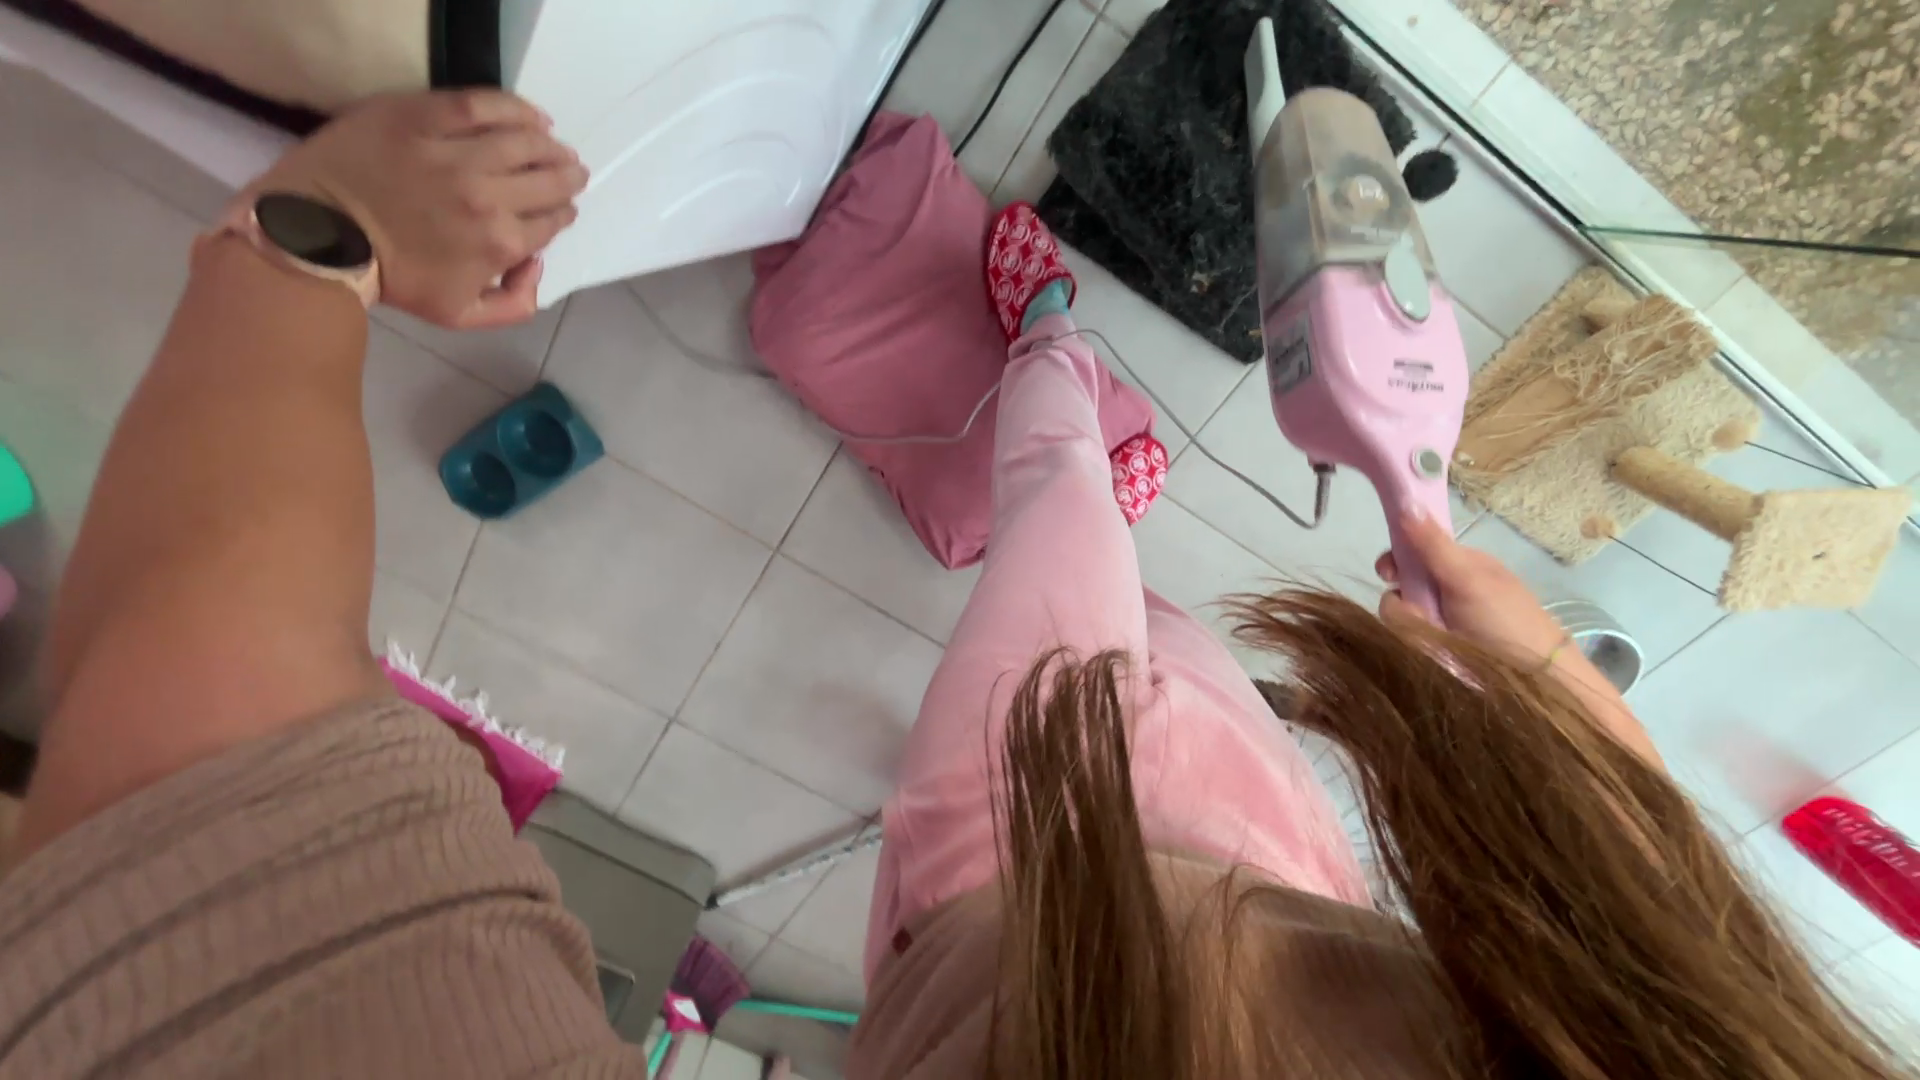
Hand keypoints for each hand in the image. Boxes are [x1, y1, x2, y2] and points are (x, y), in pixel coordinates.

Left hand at [246, 90, 587, 328]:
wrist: (320, 237)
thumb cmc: (394, 280)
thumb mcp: (463, 316)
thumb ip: (516, 304)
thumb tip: (536, 265)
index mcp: (502, 244)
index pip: (552, 221)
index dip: (562, 212)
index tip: (561, 206)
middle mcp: (488, 198)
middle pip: (548, 180)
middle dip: (567, 176)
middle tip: (572, 171)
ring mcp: (454, 155)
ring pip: (523, 141)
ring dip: (549, 144)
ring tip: (555, 144)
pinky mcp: (419, 118)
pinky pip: (479, 104)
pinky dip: (513, 108)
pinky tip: (532, 114)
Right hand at [1375, 510, 1566, 663]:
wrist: (1539, 679)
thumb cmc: (1505, 620)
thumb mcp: (1466, 578)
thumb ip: (1431, 544)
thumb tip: (1405, 500)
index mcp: (1455, 568)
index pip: (1408, 555)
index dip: (1394, 562)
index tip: (1388, 574)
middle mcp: (1442, 595)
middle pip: (1397, 591)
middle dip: (1405, 605)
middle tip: (1423, 617)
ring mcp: (1439, 627)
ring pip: (1399, 620)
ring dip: (1413, 629)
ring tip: (1441, 641)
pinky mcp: (1437, 654)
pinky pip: (1408, 644)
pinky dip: (1419, 648)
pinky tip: (1439, 655)